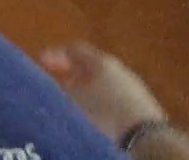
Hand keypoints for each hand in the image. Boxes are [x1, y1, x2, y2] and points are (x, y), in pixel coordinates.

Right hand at [40, 42, 166, 142]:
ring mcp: (134, 86)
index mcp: (100, 61)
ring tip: (78, 101)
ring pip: (106, 82)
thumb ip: (63, 87)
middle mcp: (118, 68)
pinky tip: (99, 113)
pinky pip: (118, 96)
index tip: (41, 61)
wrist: (147, 139)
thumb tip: (55, 84)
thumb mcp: (75, 99)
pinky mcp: (145, 106)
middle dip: (75, 72)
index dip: (56, 54)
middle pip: (92, 65)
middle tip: (61, 81)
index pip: (74, 49)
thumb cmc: (104, 112)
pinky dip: (105, 100)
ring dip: (90, 88)